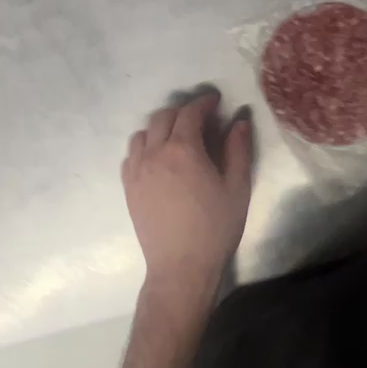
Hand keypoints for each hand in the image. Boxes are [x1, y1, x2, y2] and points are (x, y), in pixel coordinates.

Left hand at [122, 91, 253, 304]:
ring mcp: (137, 169)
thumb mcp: (237, 187)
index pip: (191, 112)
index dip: (204, 102)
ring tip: (177, 137)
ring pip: (143, 133)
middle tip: (201, 119)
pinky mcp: (128, 187)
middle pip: (164, 117)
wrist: (181, 267)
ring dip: (161, 127)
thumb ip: (238, 149)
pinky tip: (158, 158)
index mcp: (183, 149)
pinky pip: (131, 154)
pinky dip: (145, 147)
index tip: (215, 100)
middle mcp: (155, 152)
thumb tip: (238, 120)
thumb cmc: (215, 228)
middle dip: (183, 112)